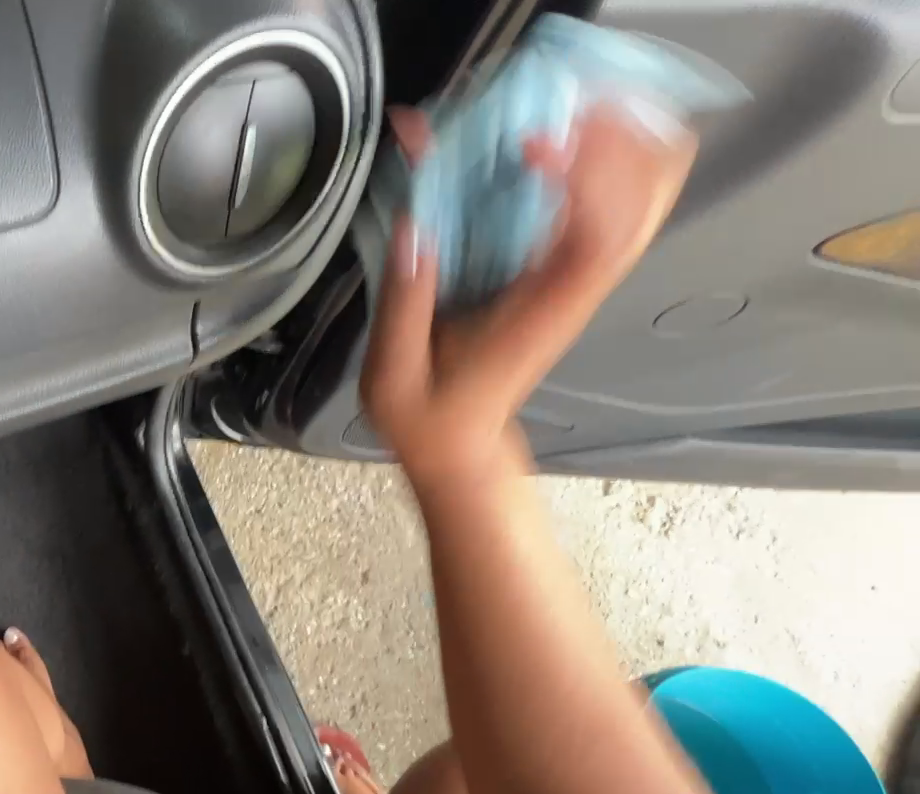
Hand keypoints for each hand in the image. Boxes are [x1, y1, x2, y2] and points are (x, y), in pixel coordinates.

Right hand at [361, 105, 696, 492]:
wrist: (460, 448)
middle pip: (643, 195)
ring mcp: (576, 279)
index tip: (533, 141)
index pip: (595, 234)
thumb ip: (404, 303)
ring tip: (560, 106)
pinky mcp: (562, 272)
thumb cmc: (427, 418)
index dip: (580, 175)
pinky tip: (560, 138)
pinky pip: (609, 201)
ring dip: (614, 137)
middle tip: (556, 102)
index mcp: (537, 316)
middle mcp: (573, 290)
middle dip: (614, 134)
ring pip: (639, 190)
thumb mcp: (393, 373)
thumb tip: (414, 226)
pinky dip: (599, 158)